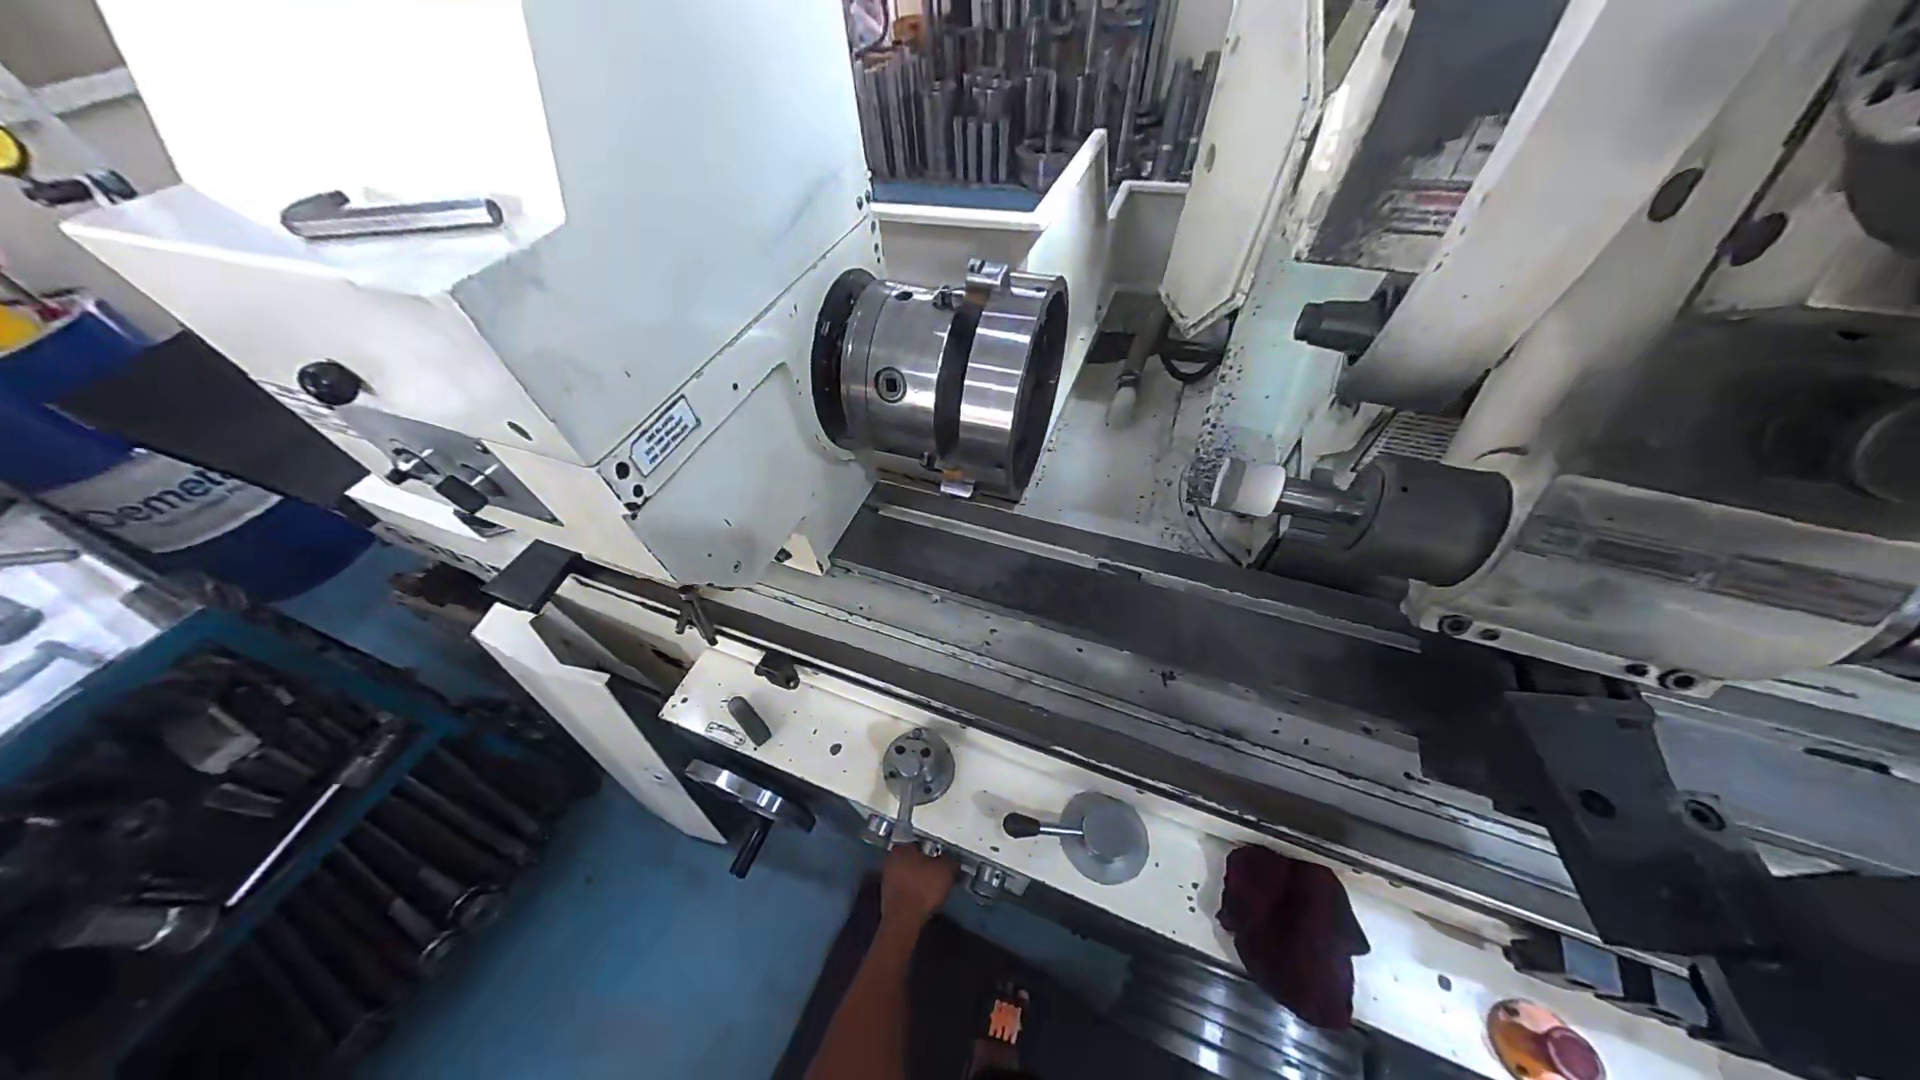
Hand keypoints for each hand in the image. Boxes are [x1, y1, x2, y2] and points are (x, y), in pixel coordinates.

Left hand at [880, 845, 953, 927]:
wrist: (904, 920)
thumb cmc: (923, 889)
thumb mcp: (945, 870)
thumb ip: (950, 862)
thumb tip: (952, 862)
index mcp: (901, 849)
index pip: (920, 845)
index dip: (933, 853)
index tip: (942, 862)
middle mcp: (890, 862)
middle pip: (913, 861)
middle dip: (925, 868)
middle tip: (938, 876)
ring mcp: (887, 881)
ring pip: (908, 877)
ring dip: (919, 882)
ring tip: (933, 891)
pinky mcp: (888, 899)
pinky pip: (905, 891)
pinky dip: (914, 895)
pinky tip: (924, 902)